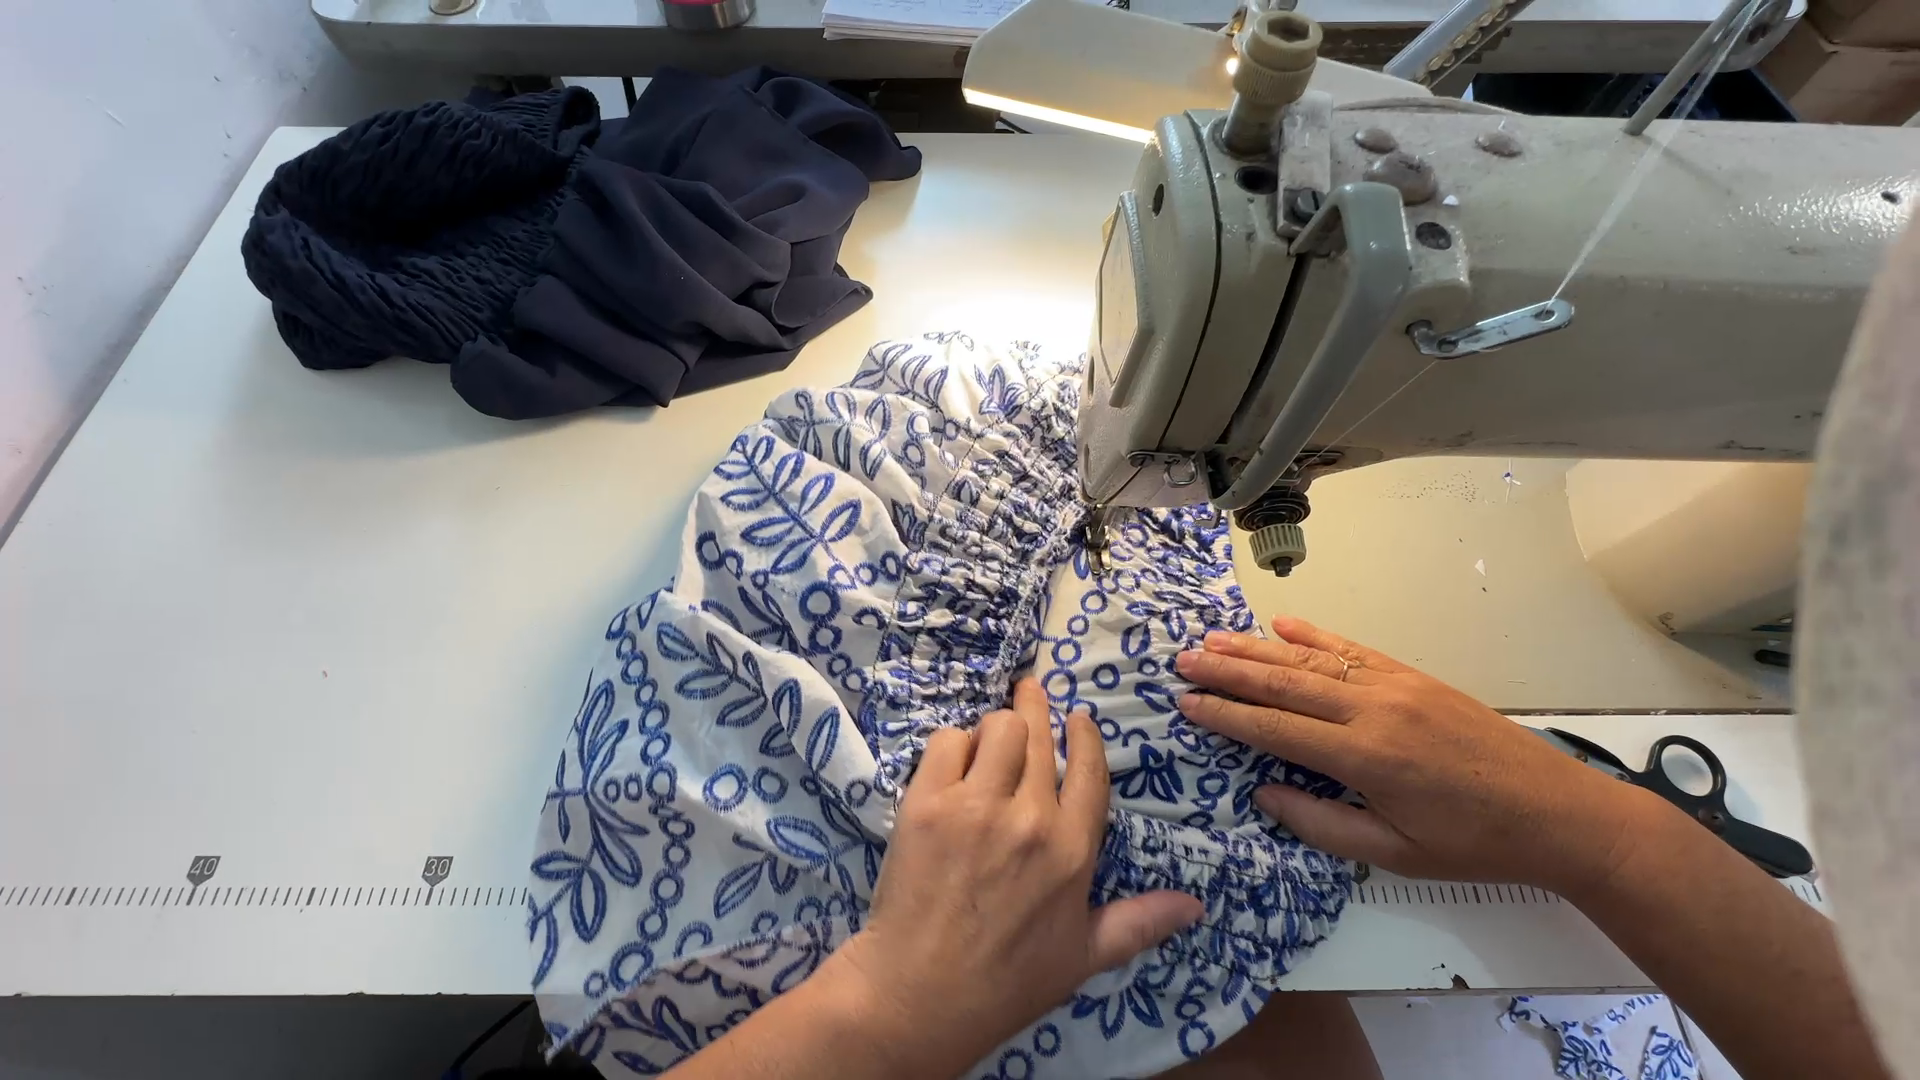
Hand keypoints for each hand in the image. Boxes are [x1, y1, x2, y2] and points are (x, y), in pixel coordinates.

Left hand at [831, 678, 1203, 1072]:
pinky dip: (953, 745)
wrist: (919, 994)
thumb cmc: (1007, 979)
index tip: (1077, 716)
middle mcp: (1030, 818)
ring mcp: (976, 806)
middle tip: (1030, 689)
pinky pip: (947, 741)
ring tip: (990, 738)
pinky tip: (955, 762)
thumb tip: (1196, 905)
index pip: (1089, 769)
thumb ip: (1140, 922)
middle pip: (1040, 735)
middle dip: (1037, 706)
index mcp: (1073, 850)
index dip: (1083, 734)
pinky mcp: (927, 802)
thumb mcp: (1084, 956)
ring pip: (998, 727)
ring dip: (996, 728)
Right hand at [1173, 616, 1658, 896]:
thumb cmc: (1472, 843)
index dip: (1226, 716)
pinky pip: (1352, 649)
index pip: (1276, 730)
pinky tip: (1282, 623)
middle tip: (1183, 660)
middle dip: (1228, 671)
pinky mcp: (1413, 675)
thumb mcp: (1396, 854)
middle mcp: (1373, 710)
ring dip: (1257, 648)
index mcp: (1366, 759)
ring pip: (1311, 661)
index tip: (1186, 704)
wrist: (1561, 813)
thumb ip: (1322, 825)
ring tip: (1212, 639)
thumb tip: (1263, 793)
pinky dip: (1313, 635)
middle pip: (1283, 684)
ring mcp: (1394, 686)